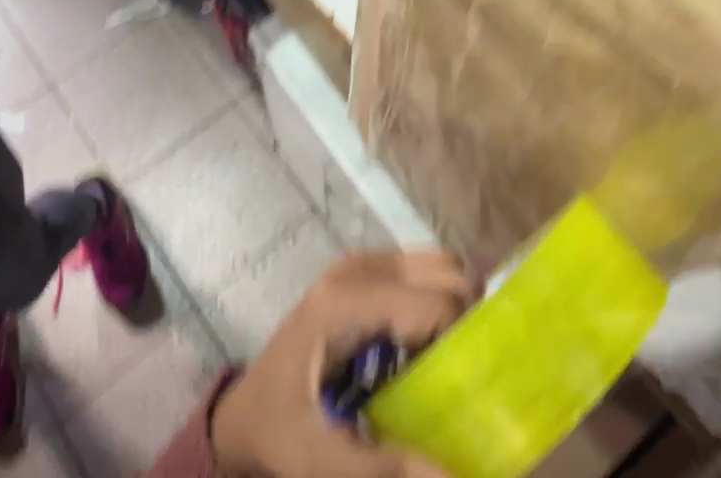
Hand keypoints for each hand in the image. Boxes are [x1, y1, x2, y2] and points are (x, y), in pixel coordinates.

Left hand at [213, 252, 474, 477]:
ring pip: (439, 264)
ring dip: (458, 304)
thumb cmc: (281, 429)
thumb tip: (452, 476)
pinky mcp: (364, 272)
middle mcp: (355, 269)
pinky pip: (422, 272)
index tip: (472, 384)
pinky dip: (440, 298)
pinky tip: (432, 343)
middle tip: (473, 367)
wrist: (246, 412)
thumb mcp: (321, 459)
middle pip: (445, 271)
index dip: (462, 342)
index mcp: (344, 304)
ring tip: (455, 355)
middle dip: (470, 314)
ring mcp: (359, 264)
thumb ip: (383, 467)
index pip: (433, 305)